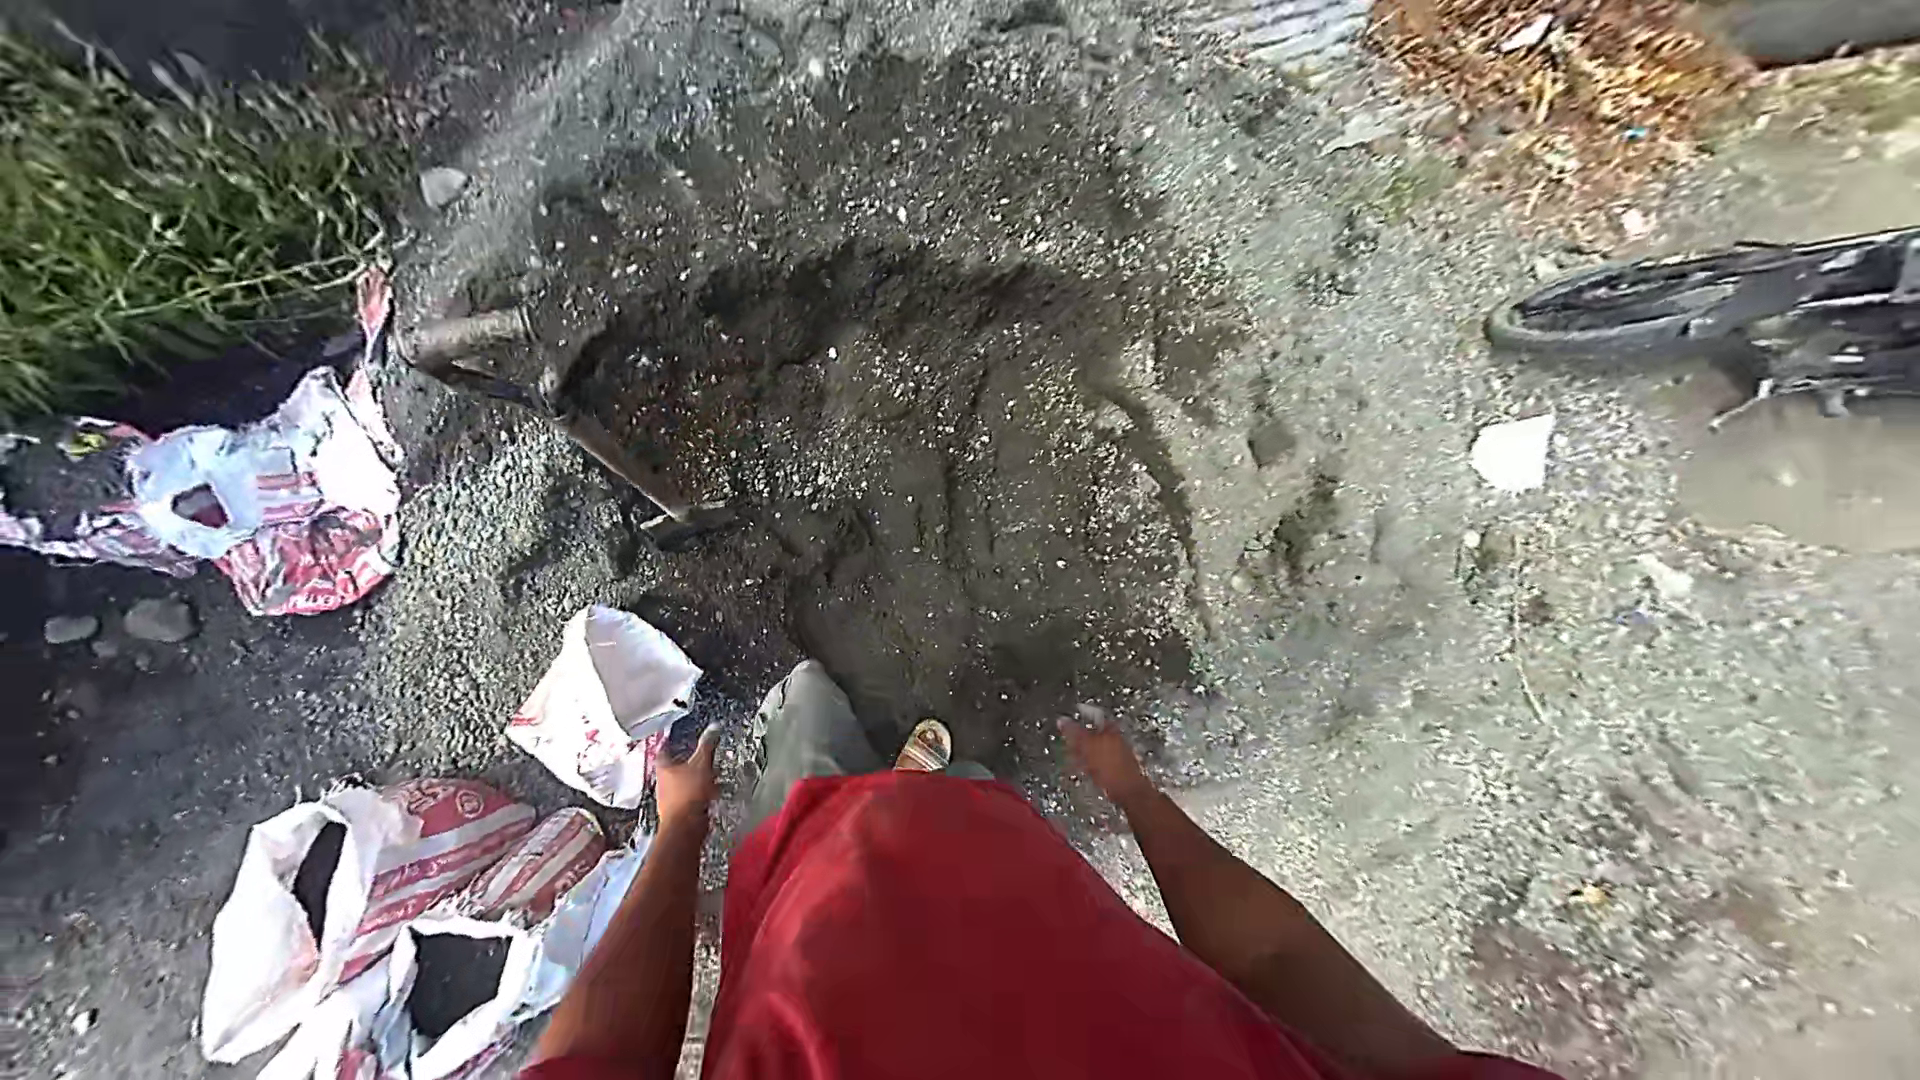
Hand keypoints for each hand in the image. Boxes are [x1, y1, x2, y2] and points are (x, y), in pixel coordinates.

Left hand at [654, 724, 719, 826]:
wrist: (687, 826)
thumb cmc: (689, 793)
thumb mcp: (702, 762)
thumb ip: (707, 745)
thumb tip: (713, 727)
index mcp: (664, 768)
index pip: (664, 750)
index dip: (671, 742)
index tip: (677, 738)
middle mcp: (663, 783)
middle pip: (674, 767)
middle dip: (688, 761)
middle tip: (700, 755)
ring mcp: (669, 798)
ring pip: (683, 782)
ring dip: (696, 778)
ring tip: (712, 774)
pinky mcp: (679, 810)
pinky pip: (690, 795)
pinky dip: (700, 791)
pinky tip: (713, 791)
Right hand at [1058, 704, 1155, 809]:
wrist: (1128, 792)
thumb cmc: (1111, 767)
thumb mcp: (1087, 746)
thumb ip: (1073, 732)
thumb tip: (1061, 720)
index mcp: (1110, 730)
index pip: (1094, 716)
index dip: (1082, 716)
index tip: (1071, 719)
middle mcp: (1116, 740)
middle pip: (1094, 734)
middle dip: (1080, 738)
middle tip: (1068, 741)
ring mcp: (1118, 755)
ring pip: (1096, 749)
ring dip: (1083, 753)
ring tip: (1072, 758)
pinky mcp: (1117, 770)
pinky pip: (1099, 762)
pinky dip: (1090, 764)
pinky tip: (1083, 770)